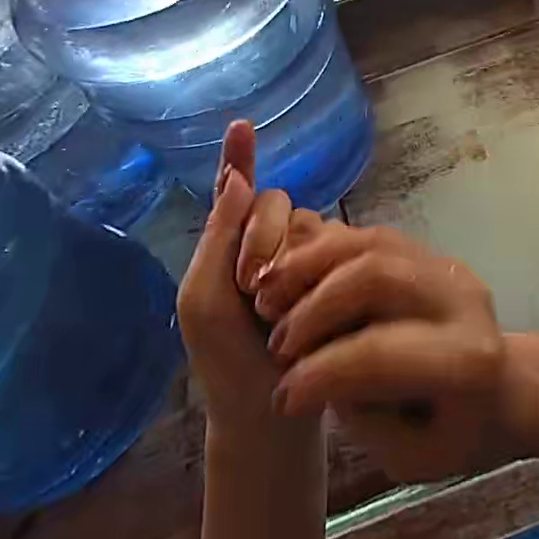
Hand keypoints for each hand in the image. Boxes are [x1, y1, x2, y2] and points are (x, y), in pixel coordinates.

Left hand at [176, 120, 324, 431]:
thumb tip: (235, 177)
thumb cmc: (227, 362)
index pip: (236, 194)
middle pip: (277, 205)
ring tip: (284, 302)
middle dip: (266, 237)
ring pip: (309, 223)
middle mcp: (265, 245)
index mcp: (227, 248)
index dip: (239, 158)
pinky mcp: (332, 275)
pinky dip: (324, 254)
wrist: (276, 414)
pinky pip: (334, 243)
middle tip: (258, 289)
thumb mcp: (204, 301)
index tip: (241, 125)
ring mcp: (301, 260)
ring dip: (295, 251)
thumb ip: (217, 238)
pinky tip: (326, 276)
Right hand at [260, 224, 521, 480]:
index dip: (319, 374)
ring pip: (372, 243)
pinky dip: (326, 249)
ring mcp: (447, 268)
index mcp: (467, 360)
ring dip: (311, 264)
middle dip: (314, 308)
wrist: (503, 387)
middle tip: (277, 344)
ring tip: (270, 297)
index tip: (283, 398)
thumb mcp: (411, 456)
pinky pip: (372, 235)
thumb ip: (361, 414)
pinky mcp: (431, 253)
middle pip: (377, 275)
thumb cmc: (458, 433)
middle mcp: (462, 300)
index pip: (380, 354)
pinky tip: (293, 274)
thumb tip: (312, 368)